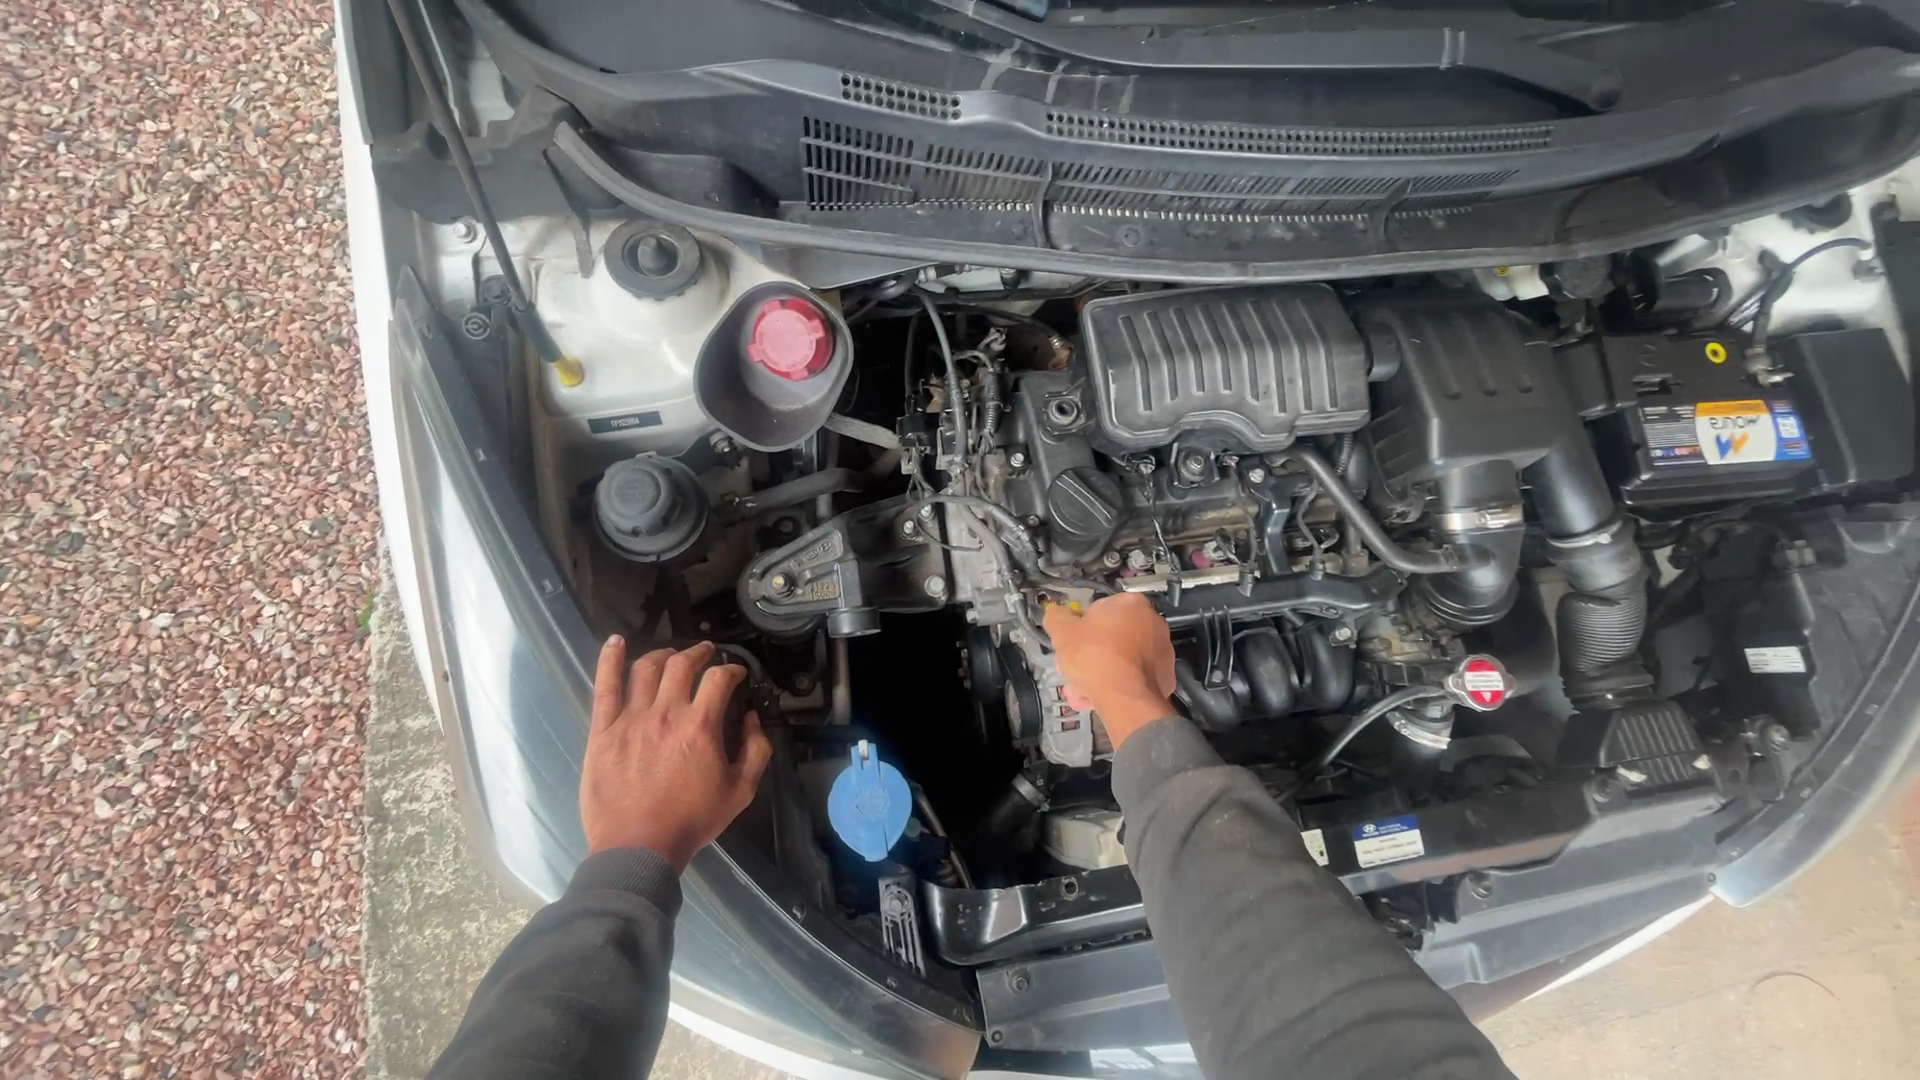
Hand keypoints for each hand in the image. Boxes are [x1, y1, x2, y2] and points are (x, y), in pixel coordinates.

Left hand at [581, 638, 771, 869]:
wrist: (638, 848)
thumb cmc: (692, 820)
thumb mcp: (741, 790)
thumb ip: (756, 750)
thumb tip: (752, 719)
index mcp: (701, 725)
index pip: (720, 678)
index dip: (733, 670)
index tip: (737, 675)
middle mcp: (666, 712)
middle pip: (682, 664)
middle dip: (699, 653)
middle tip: (707, 654)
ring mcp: (631, 718)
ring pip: (646, 668)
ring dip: (663, 654)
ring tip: (671, 655)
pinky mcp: (603, 730)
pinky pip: (604, 686)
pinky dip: (610, 659)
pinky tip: (615, 641)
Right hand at [1042, 593, 1176, 751]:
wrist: (1124, 697)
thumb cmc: (1095, 657)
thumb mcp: (1062, 632)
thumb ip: (1057, 618)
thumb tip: (1056, 614)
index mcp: (1130, 603)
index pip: (1100, 609)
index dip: (1082, 627)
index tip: (1074, 641)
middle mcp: (1152, 622)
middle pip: (1113, 636)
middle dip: (1092, 653)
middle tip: (1076, 667)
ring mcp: (1162, 650)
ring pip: (1123, 659)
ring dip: (1103, 672)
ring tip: (1084, 689)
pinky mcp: (1165, 676)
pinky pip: (1135, 677)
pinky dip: (1119, 685)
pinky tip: (1101, 696)